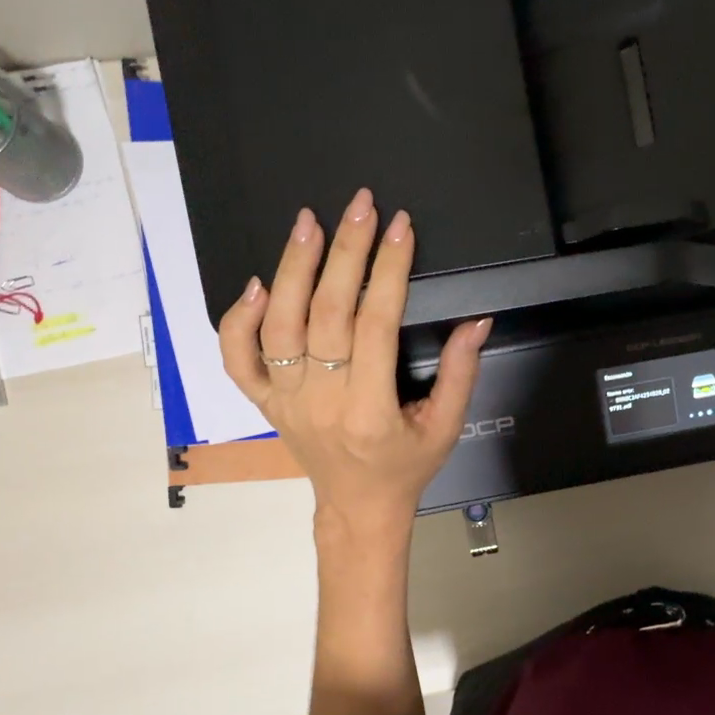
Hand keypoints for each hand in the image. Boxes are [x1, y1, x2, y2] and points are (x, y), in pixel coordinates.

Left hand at [218, 188, 491, 537]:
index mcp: (370, 411)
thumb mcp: (446, 427)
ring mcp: (284, 402)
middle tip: (359, 207)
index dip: (388, 272)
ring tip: (308, 223)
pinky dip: (238, 319)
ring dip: (292, 269)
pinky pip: (238, 358)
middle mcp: (320, 402)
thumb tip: (477, 321)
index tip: (399, 229)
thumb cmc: (406, 468)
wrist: (359, 507)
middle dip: (345, 253)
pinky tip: (258, 284)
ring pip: (278, 326)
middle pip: (326, 314)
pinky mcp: (263, 402)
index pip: (375, 326)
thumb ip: (461, 374)